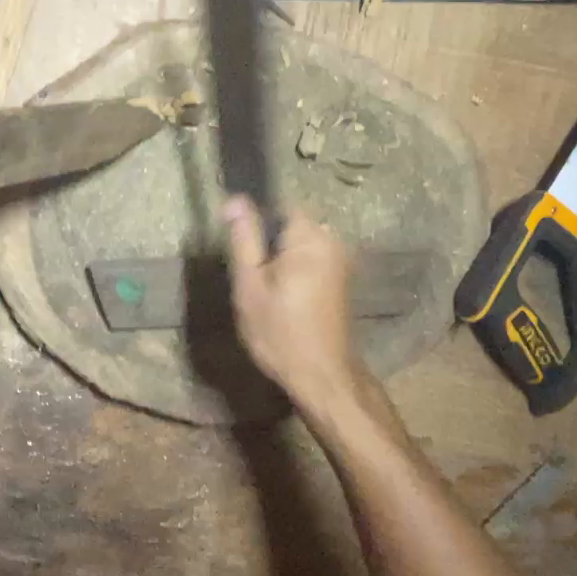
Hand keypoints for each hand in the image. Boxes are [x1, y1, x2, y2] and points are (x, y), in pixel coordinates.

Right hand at [222, 195, 368, 413]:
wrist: (323, 376)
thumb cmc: (280, 332)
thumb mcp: (250, 285)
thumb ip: (244, 239)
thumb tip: (235, 200)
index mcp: (309, 237)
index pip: (278, 204)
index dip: (255, 219)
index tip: (240, 245)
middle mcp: (331, 241)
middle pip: (289, 224)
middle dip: (268, 241)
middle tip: (250, 275)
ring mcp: (340, 260)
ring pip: (299, 243)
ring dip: (280, 257)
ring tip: (265, 289)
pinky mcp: (341, 278)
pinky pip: (311, 258)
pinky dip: (294, 269)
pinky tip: (283, 297)